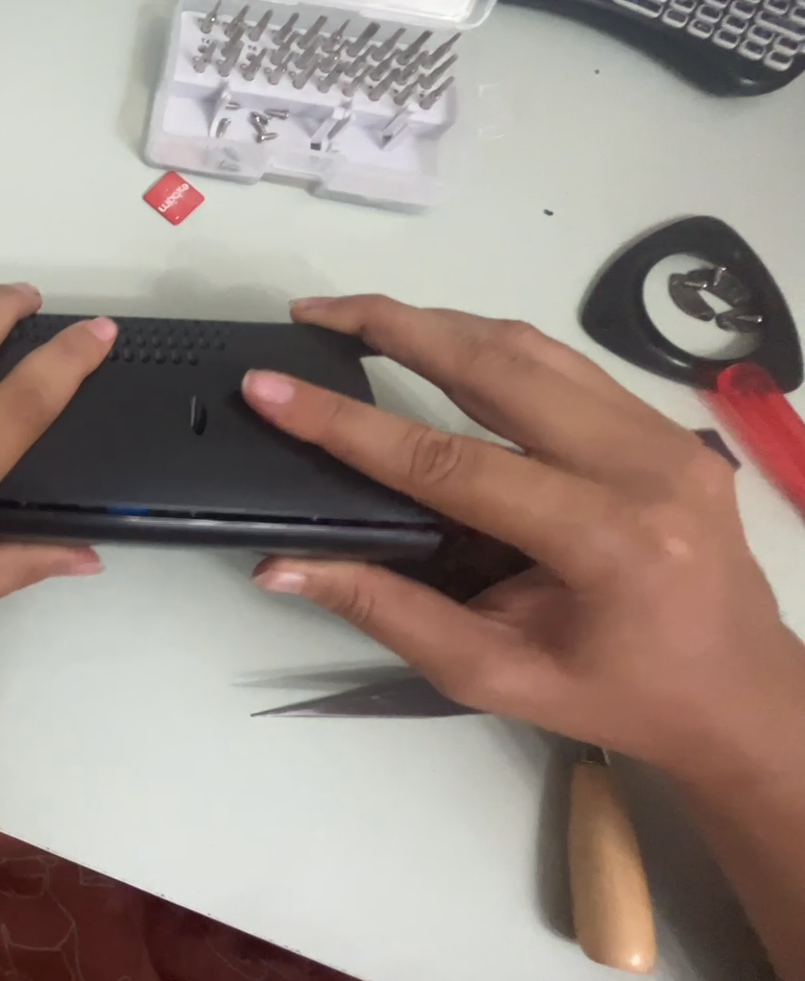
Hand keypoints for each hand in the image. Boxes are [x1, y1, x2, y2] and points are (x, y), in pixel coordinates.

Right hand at [244, 295, 804, 778]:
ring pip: (525, 347)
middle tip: (310, 313)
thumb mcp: (484, 671)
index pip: (444, 461)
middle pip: (495, 367)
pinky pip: (552, 360)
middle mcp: (646, 467)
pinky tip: (424, 340)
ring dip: (429, 321)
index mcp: (607, 540)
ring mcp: (662, 436)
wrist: (743, 698)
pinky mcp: (656, 426)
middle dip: (390, 326)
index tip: (268, 387)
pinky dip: (473, 338)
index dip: (343, 421)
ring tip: (351, 316)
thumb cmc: (612, 694)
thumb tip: (277, 567)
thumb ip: (379, 608)